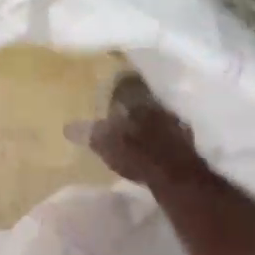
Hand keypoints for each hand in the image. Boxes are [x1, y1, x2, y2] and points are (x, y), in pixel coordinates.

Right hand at [66, 72, 204, 183]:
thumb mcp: (101, 142)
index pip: (123, 79)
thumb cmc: (134, 151)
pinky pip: (170, 131)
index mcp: (133, 94)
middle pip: (141, 95)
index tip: (107, 91)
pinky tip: (154, 146)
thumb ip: (85, 132)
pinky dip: (162, 136)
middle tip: (119, 111)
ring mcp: (174, 119)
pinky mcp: (187, 140)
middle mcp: (155, 99)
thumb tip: (66, 127)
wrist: (176, 176)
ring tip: (136, 130)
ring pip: (157, 112)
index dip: (114, 84)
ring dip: (148, 119)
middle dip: (131, 102)